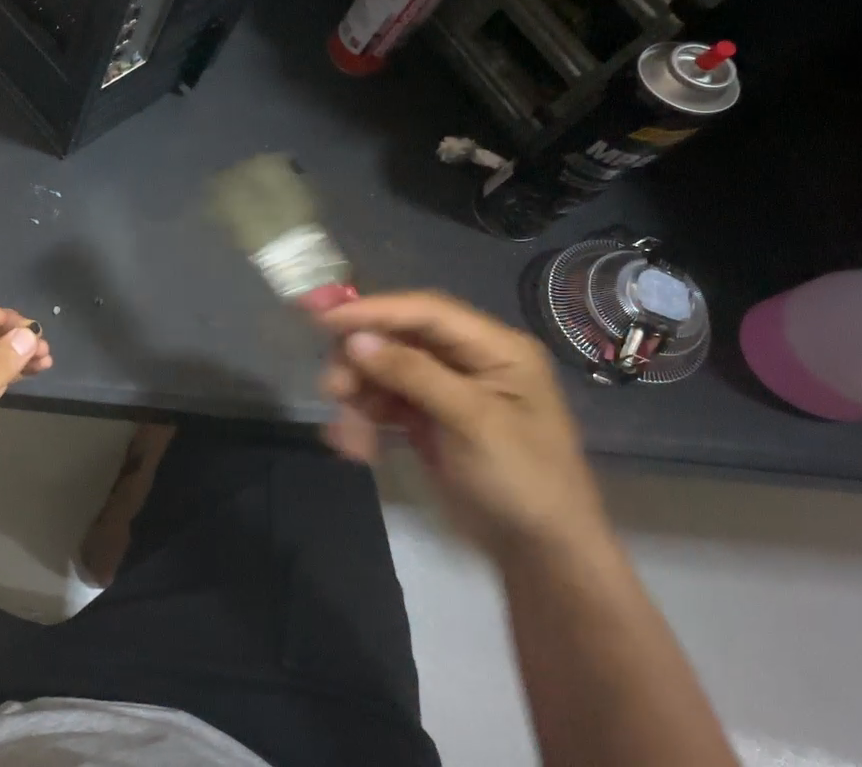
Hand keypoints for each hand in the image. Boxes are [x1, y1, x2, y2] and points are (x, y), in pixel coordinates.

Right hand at [316, 291, 610, 561]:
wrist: (539, 551)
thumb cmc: (523, 480)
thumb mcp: (473, 422)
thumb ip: (414, 374)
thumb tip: (355, 339)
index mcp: (496, 349)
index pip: (425, 312)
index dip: (373, 310)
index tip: (322, 320)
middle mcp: (468, 359)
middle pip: (395, 339)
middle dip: (359, 362)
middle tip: (332, 391)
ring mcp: (445, 389)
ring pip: (381, 371)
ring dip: (357, 397)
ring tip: (348, 437)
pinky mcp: (425, 416)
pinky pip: (381, 401)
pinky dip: (362, 419)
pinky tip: (355, 446)